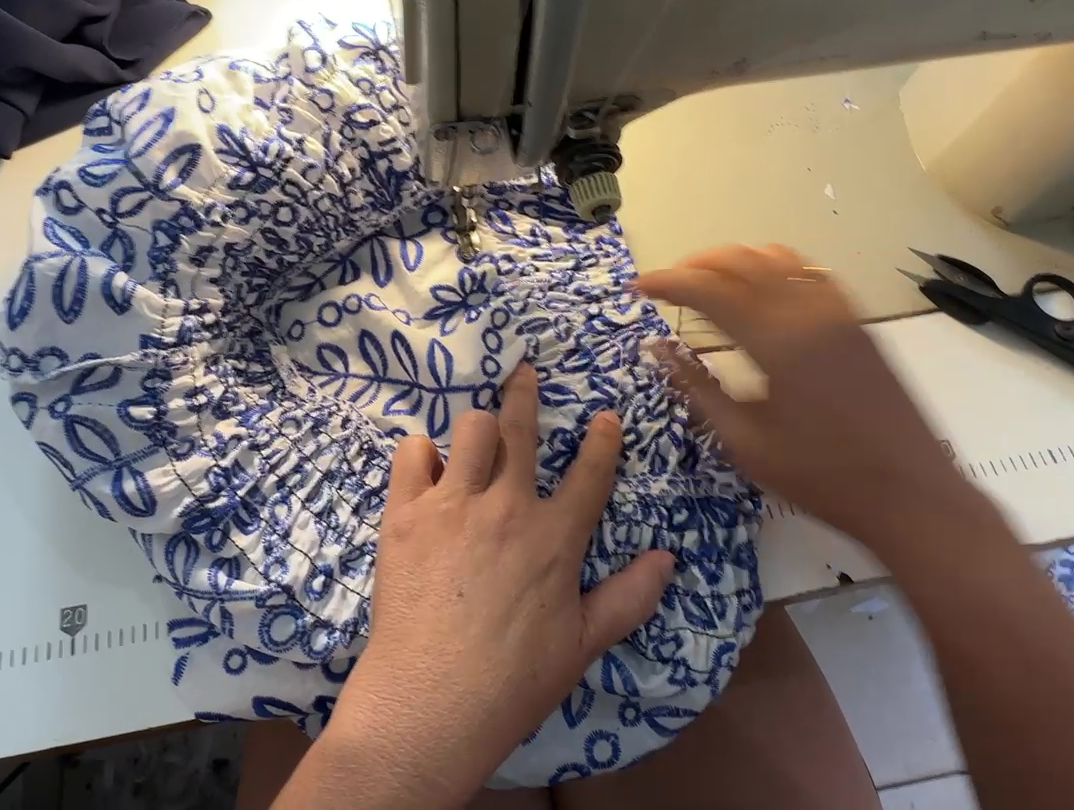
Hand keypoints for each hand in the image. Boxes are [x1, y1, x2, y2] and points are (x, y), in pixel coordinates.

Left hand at [319, 364, 675, 805]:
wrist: (431, 701)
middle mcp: (507, 505)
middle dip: (526, 393)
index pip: (589, 474)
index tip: (604, 417)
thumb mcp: (584, 644)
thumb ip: (629, 597)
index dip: (601, 441)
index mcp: (554, 536)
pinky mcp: (406, 513)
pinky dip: (421, 455)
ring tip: (475, 437)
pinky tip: (426, 467)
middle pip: (520, 429)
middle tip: (524, 372)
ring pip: (470, 430)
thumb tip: (667, 558)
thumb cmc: (514, 680)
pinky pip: (412, 454)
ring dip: (476, 429)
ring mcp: (453, 504)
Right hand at [636, 245, 978, 549]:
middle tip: (667, 285)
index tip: (637, 287)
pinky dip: (775, 269)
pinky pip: (810, 274)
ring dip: (735, 261)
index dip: (667, 283)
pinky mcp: (858, 323)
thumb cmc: (819, 476)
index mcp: (775, 341)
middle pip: (742, 261)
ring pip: (778, 259)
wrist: (911, 495)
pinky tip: (762, 290)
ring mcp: (839, 313)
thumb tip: (656, 348)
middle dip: (696, 265)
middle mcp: (808, 312)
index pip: (709, 290)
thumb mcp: (743, 441)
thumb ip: (696, 387)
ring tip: (708, 282)